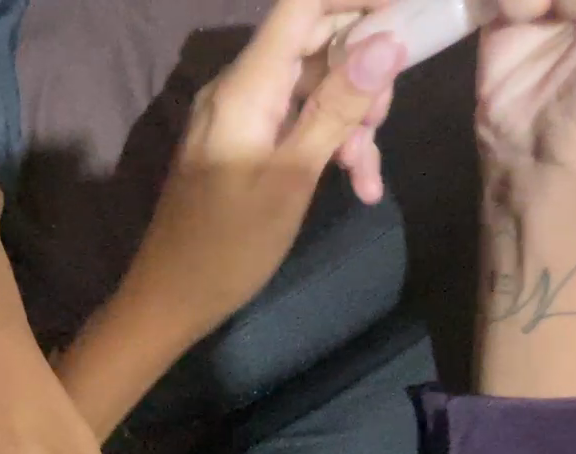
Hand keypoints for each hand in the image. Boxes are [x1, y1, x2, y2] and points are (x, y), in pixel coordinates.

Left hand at [115, 0, 407, 347]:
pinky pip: (290, 127)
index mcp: (244, 87)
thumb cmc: (226, 249)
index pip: (304, 1)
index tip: (408, 17)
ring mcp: (234, 122)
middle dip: (362, 77)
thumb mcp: (291, 179)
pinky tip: (356, 186)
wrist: (168, 302)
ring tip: (365, 176)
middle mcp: (236, 92)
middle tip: (382, 126)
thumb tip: (387, 38)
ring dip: (348, 124)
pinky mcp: (237, 151)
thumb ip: (336, 107)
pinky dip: (323, 148)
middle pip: (315, 44)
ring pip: (310, 92)